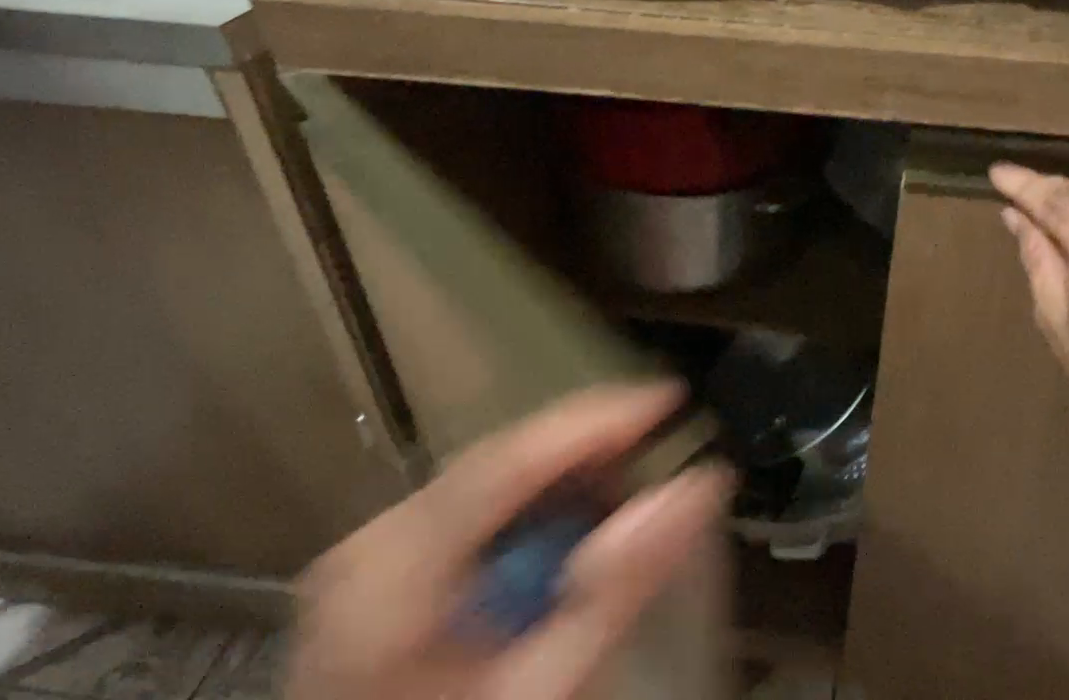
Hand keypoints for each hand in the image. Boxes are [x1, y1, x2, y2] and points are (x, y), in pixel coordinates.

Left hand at [287, 384, 729, 699]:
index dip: (597, 420)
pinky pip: (478, 503)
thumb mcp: (547, 685)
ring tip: (629, 500)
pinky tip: (573, 533)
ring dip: (567, 478)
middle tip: (663, 457)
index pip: (511, 460)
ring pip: (494, 474)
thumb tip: (692, 490)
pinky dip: (536, 506)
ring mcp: (377, 549)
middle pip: (502, 459)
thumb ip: (617, 590)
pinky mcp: (389, 562)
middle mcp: (377, 541)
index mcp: (399, 570)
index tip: (671, 397)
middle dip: (590, 452)